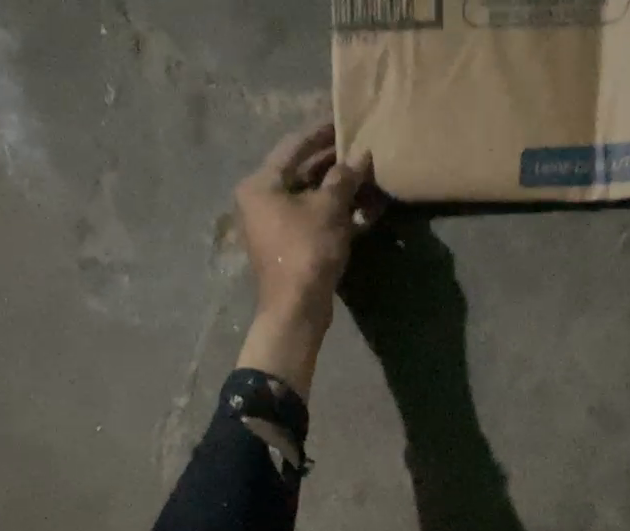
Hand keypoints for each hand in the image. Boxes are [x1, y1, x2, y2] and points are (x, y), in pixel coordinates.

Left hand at [234, 123, 379, 331]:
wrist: (296, 308)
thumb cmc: (307, 250)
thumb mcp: (328, 208)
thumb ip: (345, 177)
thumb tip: (361, 156)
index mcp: (260, 184)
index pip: (294, 145)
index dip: (322, 133)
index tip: (345, 121)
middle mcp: (261, 201)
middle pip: (301, 172)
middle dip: (334, 164)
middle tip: (362, 150)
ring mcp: (274, 227)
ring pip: (310, 198)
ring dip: (340, 190)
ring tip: (369, 178)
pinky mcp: (290, 248)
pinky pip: (314, 221)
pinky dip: (336, 215)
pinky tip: (365, 210)